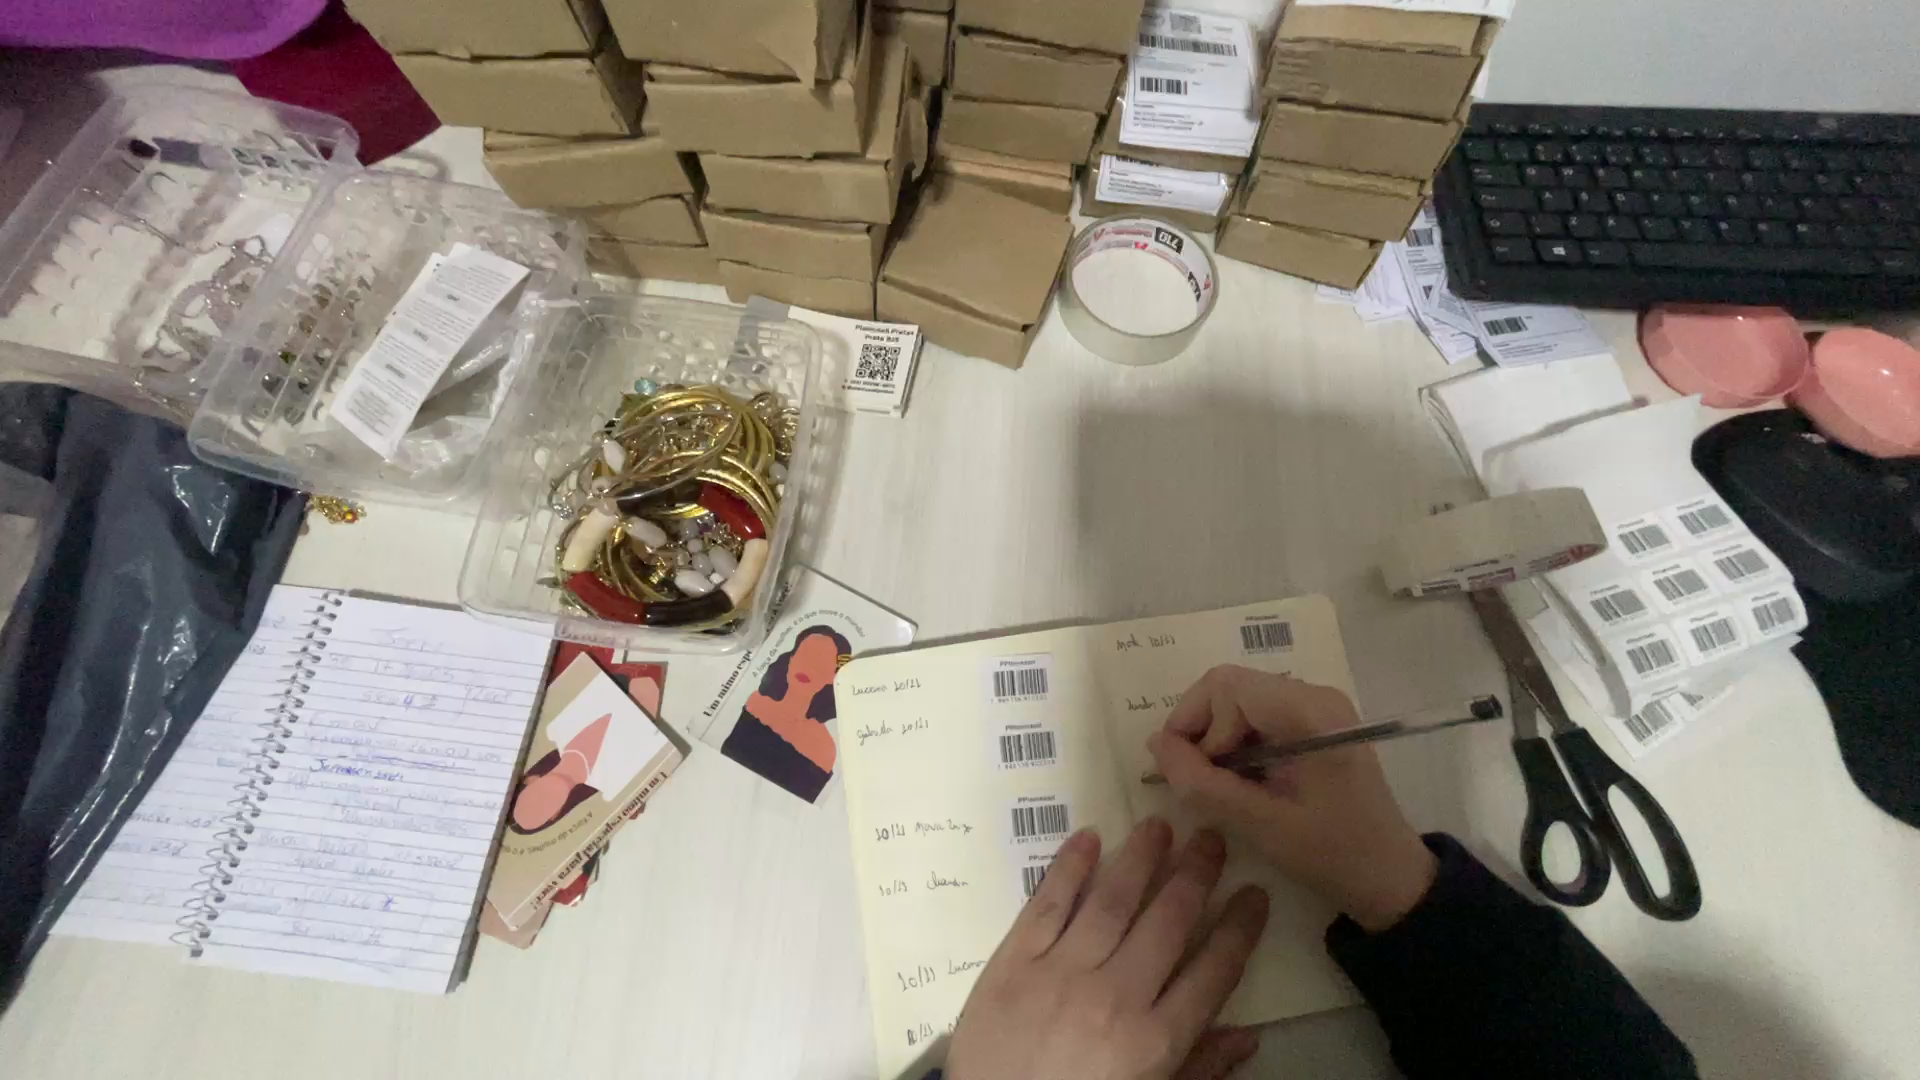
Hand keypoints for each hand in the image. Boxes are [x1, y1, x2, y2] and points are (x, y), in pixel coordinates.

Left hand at [946, 821, 1268, 1079]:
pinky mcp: (1015, 958)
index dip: (1238, 930)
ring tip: (1159, 825)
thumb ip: (1198, 1069)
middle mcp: (1115, 995)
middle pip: (1165, 923)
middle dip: (1194, 877)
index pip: (1211, 974)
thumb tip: (1248, 1035)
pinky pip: (1048, 903)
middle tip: (1211, 837)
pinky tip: (1089, 836)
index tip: (1255, 891)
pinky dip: (1069, 867)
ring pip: (1111, 901)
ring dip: (1139, 858)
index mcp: (1153, 1041)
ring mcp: (1061, 970)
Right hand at [1147, 666, 1437, 932]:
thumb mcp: (1259, 826)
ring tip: (1221, 780)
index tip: (1196, 773)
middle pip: (1227, 685)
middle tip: (1200, 776)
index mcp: (1311, 713)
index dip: (1195, 723)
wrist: (1391, 879)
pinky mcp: (1310, 718)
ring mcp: (1313, 703)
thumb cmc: (1332, 855)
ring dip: (1215, 735)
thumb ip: (1201, 784)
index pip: (1226, 686)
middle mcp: (1313, 694)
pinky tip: (1240, 776)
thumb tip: (1155, 744)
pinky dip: (1232, 738)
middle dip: (1201, 728)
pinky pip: (1251, 711)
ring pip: (1234, 696)